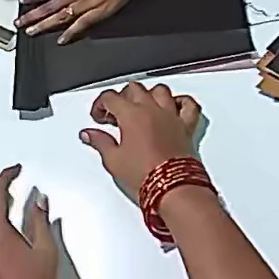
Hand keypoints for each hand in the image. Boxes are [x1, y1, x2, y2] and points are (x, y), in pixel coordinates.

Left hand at [15, 0, 154, 43]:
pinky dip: (71, 32)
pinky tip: (61, 39)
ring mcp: (88, 2)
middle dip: (32, 15)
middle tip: (20, 23)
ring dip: (45, 24)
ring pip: (61, 16)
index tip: (23, 3)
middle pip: (50, 6)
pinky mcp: (102, 10)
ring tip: (32, 32)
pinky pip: (82, 24)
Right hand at [80, 82, 204, 201]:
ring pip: (160, 90)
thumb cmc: (146, 175)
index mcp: (131, 114)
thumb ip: (100, 142)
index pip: (110, 97)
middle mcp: (152, 110)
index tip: (98, 116)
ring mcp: (171, 116)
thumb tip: (90, 135)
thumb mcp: (113, 159)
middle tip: (115, 113)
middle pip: (134, 89)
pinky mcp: (186, 127)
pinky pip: (188, 104)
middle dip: (121, 97)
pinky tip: (173, 105)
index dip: (100, 105)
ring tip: (141, 106)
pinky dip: (181, 101)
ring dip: (148, 95)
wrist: (174, 189)